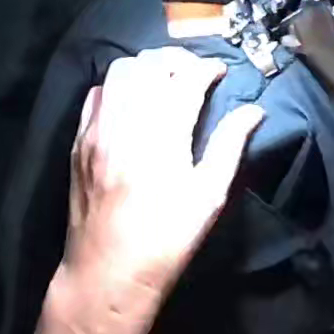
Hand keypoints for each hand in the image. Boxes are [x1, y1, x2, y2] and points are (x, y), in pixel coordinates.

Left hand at [56, 48, 263, 333]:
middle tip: (193, 73)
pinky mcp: (79, 138)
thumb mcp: (208, 197)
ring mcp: (98, 127)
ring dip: (147, 66)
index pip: (186, 79)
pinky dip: (118, 84)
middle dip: (177, 60)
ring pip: (121, 70)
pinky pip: (97, 91)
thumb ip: (230, 146)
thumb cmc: (166, 240)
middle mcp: (127, 123)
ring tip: (164, 80)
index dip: (207, 68)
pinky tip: (132, 99)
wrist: (106, 273)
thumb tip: (254, 111)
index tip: (219, 72)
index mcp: (164, 137)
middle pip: (151, 64)